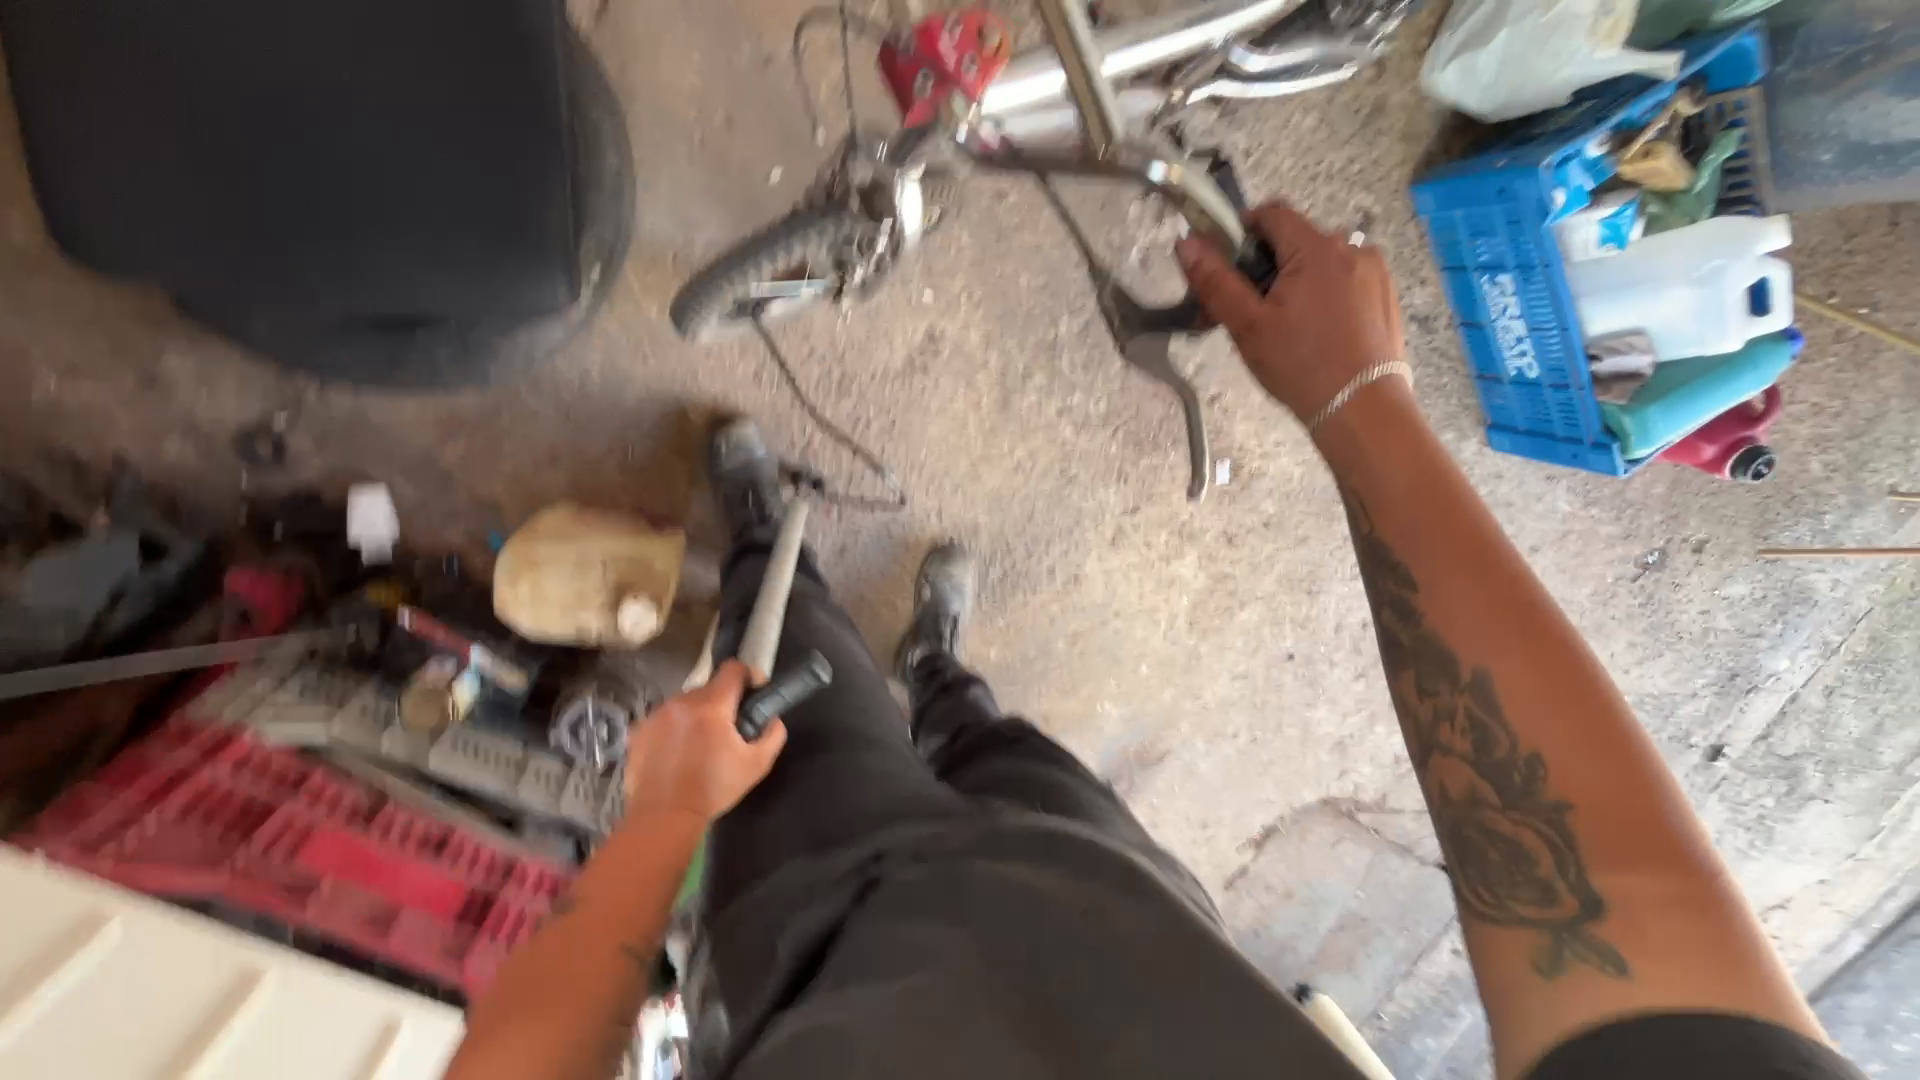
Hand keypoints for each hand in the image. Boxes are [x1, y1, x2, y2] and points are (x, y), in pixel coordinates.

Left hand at [623, 660, 786, 824]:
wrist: (663, 816)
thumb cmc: (713, 790)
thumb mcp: (756, 765)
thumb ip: (772, 735)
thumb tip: (772, 719)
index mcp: (712, 706)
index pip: (733, 669)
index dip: (748, 675)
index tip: (754, 692)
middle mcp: (682, 702)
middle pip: (709, 688)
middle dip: (721, 703)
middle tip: (727, 729)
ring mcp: (656, 715)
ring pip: (684, 703)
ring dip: (696, 715)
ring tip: (698, 743)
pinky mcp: (638, 731)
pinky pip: (663, 719)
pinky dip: (673, 729)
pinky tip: (676, 753)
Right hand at [1176, 201, 1406, 426]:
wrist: (1363, 408)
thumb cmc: (1301, 367)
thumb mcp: (1248, 327)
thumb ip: (1216, 282)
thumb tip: (1187, 243)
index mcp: (1316, 249)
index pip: (1272, 213)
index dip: (1242, 231)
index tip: (1225, 266)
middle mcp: (1351, 248)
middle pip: (1296, 240)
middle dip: (1266, 266)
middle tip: (1247, 311)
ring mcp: (1374, 271)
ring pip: (1320, 262)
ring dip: (1295, 281)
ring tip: (1283, 327)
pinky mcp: (1385, 295)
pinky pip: (1344, 280)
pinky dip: (1322, 295)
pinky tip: (1314, 333)